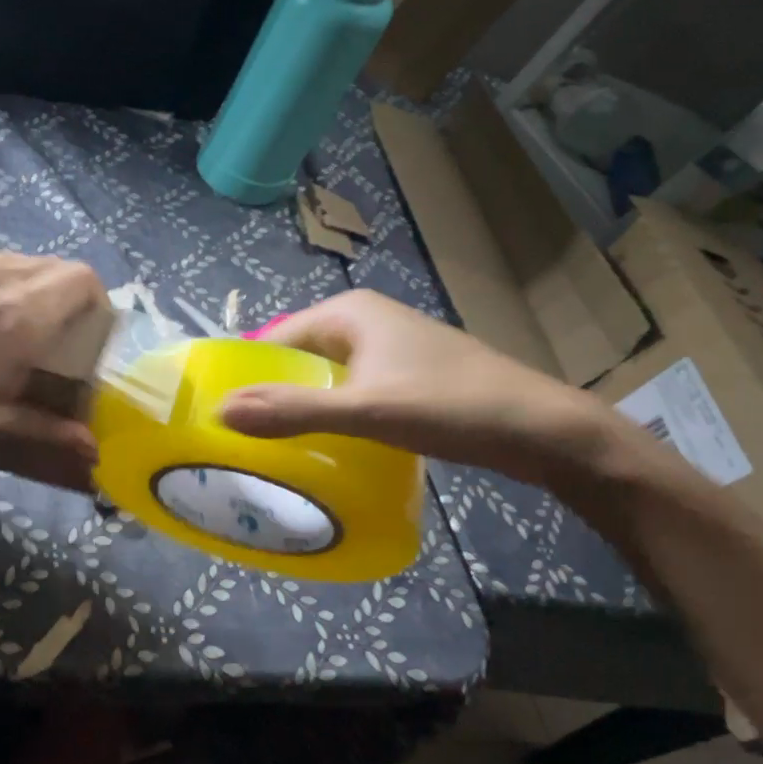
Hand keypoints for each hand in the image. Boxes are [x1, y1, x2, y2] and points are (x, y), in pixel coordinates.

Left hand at [0, 249, 107, 504]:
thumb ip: (46, 424)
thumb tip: (91, 447)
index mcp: (19, 314)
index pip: (80, 279)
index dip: (90, 302)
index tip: (81, 331)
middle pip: (44, 267)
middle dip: (51, 298)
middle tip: (37, 336)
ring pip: (3, 261)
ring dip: (11, 288)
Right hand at [218, 290, 630, 488]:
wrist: (545, 431)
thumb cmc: (450, 406)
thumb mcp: (364, 411)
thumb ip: (290, 412)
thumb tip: (218, 412)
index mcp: (348, 312)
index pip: (272, 340)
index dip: (244, 377)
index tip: (219, 419)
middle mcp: (364, 320)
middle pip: (296, 359)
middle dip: (271, 396)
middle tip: (242, 442)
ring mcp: (389, 348)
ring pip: (325, 378)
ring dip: (302, 409)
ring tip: (273, 450)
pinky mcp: (408, 376)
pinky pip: (351, 392)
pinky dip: (334, 415)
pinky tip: (325, 448)